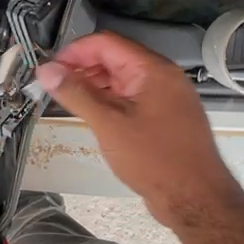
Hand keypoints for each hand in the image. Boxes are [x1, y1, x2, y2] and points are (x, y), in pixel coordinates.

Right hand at [35, 32, 243, 229]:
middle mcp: (163, 76)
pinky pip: (133, 96)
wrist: (197, 200)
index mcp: (152, 69)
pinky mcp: (167, 116)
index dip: (74, 52)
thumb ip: (76, 93)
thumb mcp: (108, 124)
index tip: (51, 70)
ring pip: (123, 78)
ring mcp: (168, 96)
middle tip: (56, 87)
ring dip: (95, 84)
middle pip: (115, 57)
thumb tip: (46, 70)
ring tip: (70, 101)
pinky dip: (111, 99)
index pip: (106, 43)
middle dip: (82, 67)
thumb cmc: (153, 159)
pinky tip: (95, 115)